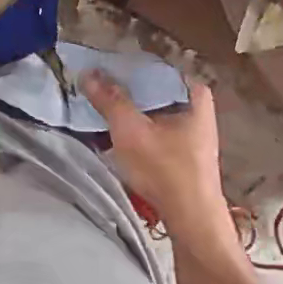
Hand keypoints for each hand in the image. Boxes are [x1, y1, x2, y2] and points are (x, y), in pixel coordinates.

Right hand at [81, 70, 238, 257]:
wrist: (191, 218)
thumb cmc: (165, 169)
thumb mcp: (130, 130)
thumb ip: (108, 99)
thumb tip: (87, 72)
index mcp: (192, 91)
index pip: (151, 65)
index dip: (122, 66)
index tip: (95, 68)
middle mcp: (196, 103)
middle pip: (150, 87)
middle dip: (121, 89)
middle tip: (90, 87)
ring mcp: (191, 126)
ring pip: (150, 108)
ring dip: (125, 109)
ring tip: (95, 106)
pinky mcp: (183, 146)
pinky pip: (153, 125)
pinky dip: (134, 125)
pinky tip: (111, 130)